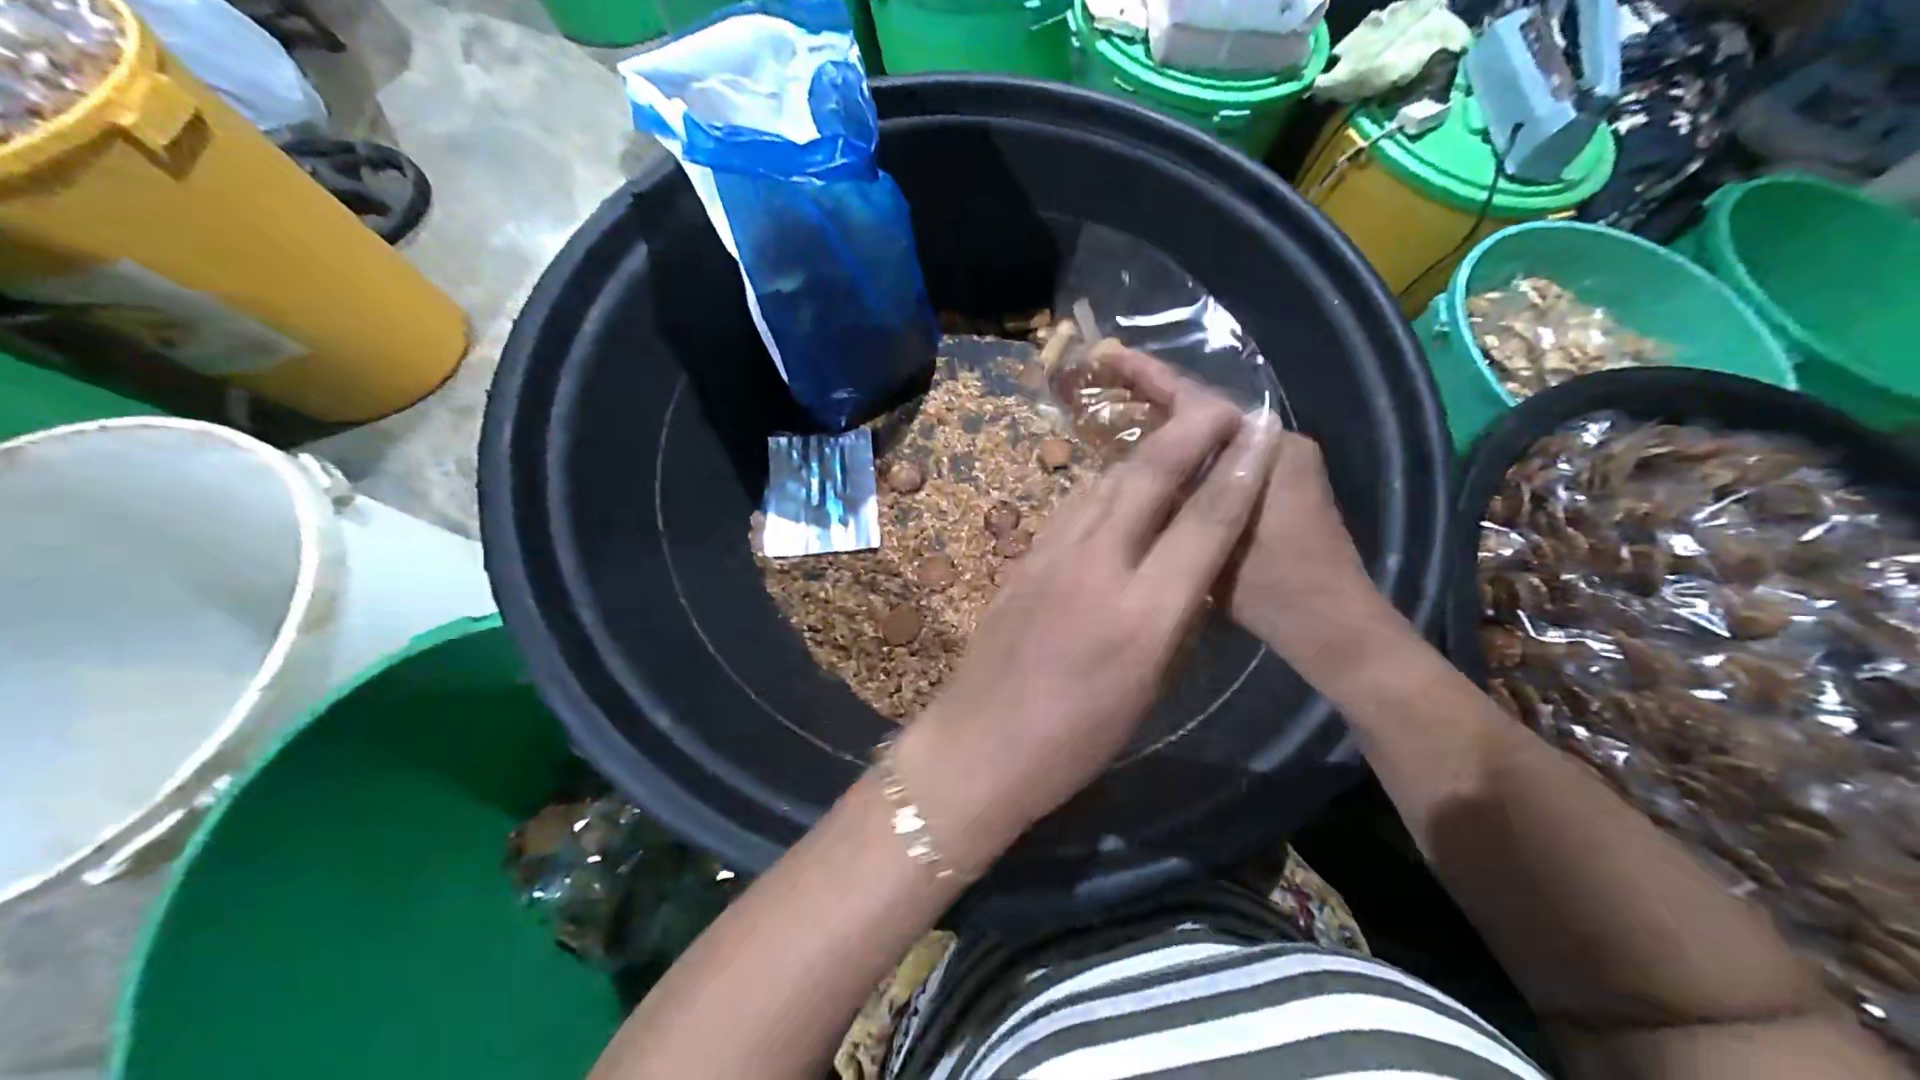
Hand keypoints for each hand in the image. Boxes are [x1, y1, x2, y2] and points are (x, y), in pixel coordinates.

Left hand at [894, 383, 1281, 875]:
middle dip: (1188, 433)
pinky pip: (1071, 511)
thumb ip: (1172, 619)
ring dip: (1142, 457)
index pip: (1204, 524)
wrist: (978, 747)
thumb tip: (1188, 572)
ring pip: (1103, 485)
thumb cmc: (1074, 741)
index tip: (1261, 429)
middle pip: (1147, 478)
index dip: (1239, 471)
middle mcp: (1096, 569)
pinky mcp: (1020, 562)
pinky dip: (1102, 490)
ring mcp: (1049, 558)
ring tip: (1171, 442)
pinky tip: (1112, 493)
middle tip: (1219, 407)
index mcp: (1142, 615)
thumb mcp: (1146, 689)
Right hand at [1096, 350, 1386, 675]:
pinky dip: (1187, 456)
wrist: (1331, 626)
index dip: (1150, 377)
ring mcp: (1278, 466)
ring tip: (1121, 417)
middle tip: (1107, 386)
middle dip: (1156, 397)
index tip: (1111, 359)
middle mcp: (1275, 443)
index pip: (1197, 399)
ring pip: (1213, 437)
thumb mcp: (1212, 536)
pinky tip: (1154, 464)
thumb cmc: (1273, 585)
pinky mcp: (1275, 490)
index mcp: (1264, 446)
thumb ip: (1178, 491)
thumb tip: (1138, 460)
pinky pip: (1222, 460)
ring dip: (1170, 427)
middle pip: (1205, 413)